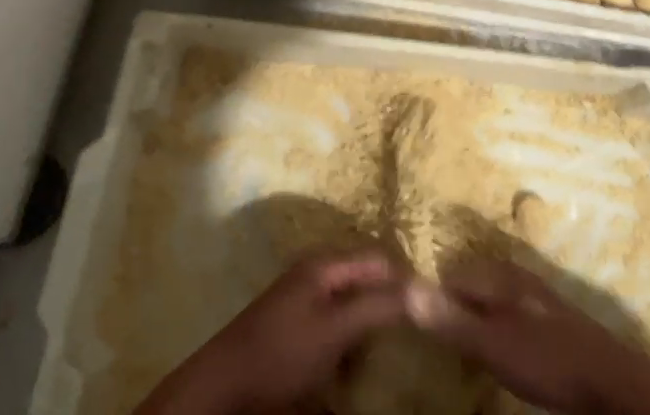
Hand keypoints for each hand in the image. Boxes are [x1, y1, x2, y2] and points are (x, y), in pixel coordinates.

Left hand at [136, 249, 407, 414]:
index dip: (406, 280)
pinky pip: (338, 316)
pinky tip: (360, 350)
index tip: (429, 308)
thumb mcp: (335, 330)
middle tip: (414, 325)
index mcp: (325, 262)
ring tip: (392, 339)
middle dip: (391, 296)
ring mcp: (305, 295)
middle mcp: (316, 270)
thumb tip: (423, 288)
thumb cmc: (280, 354)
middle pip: (368, 275)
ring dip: (372, 316)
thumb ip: (377, 305)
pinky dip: (353, 329)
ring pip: (354, 297)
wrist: (220, 389)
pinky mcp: (298, 321)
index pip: (382, 259)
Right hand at [403, 259, 649, 414]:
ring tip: (452, 334)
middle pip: (470, 280)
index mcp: (501, 277)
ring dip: (470, 310)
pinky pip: (506, 310)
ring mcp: (535, 296)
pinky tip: (490, 341)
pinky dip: (490, 322)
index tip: (404, 310)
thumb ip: (452, 319)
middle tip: (425, 326)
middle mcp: (517, 277)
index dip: (426, 290)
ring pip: (490, 294)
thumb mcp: (493, 343)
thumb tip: (407, 288)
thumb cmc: (548, 359)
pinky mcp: (546, 318)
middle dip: (448, 297)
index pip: (451, 273)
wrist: (609, 381)